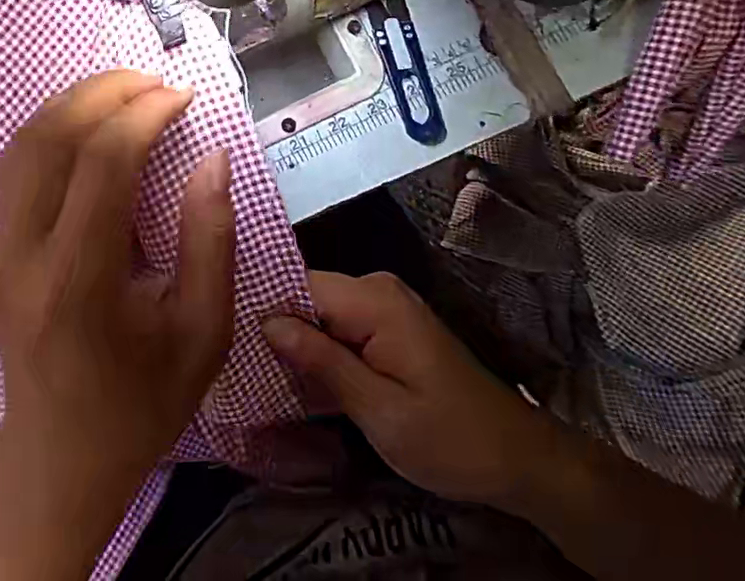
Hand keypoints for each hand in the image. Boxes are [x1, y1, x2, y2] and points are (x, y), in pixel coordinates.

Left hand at [0, 70, 236, 576]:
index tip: (183, 96)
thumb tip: (212, 157)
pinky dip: (54, 129)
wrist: (59, 459)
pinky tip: (91, 126)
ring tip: (127, 92)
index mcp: (77, 281)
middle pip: (51, 137)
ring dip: (75, 103)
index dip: (146, 113)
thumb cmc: (142, 404)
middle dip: (105, 91)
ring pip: (24, 143)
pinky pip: (16, 167)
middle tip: (155, 81)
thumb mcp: (203, 332)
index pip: (103, 162)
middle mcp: (21, 255)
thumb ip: (212, 239)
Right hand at [265, 274, 744, 580]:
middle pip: (307, 296)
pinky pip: (338, 326)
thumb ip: (321, 362)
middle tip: (238, 362)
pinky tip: (295, 375)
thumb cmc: (449, 438)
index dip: (263, 308)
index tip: (228, 335)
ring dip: (295, 342)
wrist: (517, 458)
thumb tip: (267, 321)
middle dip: (276, 327)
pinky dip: (318, 349)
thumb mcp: (379, 410)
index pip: (300, 285)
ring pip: (319, 312)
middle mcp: (377, 288)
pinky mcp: (388, 324)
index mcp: (375, 301)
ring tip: (254, 369)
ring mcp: (384, 305)